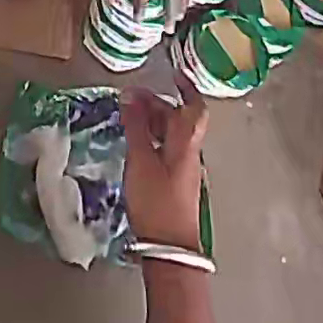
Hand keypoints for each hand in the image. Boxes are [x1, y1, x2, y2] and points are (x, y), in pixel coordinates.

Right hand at [121, 81, 209, 251]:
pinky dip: (152, 138)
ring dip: (153, 120)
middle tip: (132, 98)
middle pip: (179, 119)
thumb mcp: (141, 159)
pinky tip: (135, 143)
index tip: (173, 72)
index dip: (186, 87)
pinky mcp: (175, 183)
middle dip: (158, 103)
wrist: (169, 250)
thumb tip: (130, 94)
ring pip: (171, 134)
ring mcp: (183, 169)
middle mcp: (189, 152)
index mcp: (186, 142)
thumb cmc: (156, 201)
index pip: (193, 106)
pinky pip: (165, 149)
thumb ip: (136, 126)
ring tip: (129, 116)